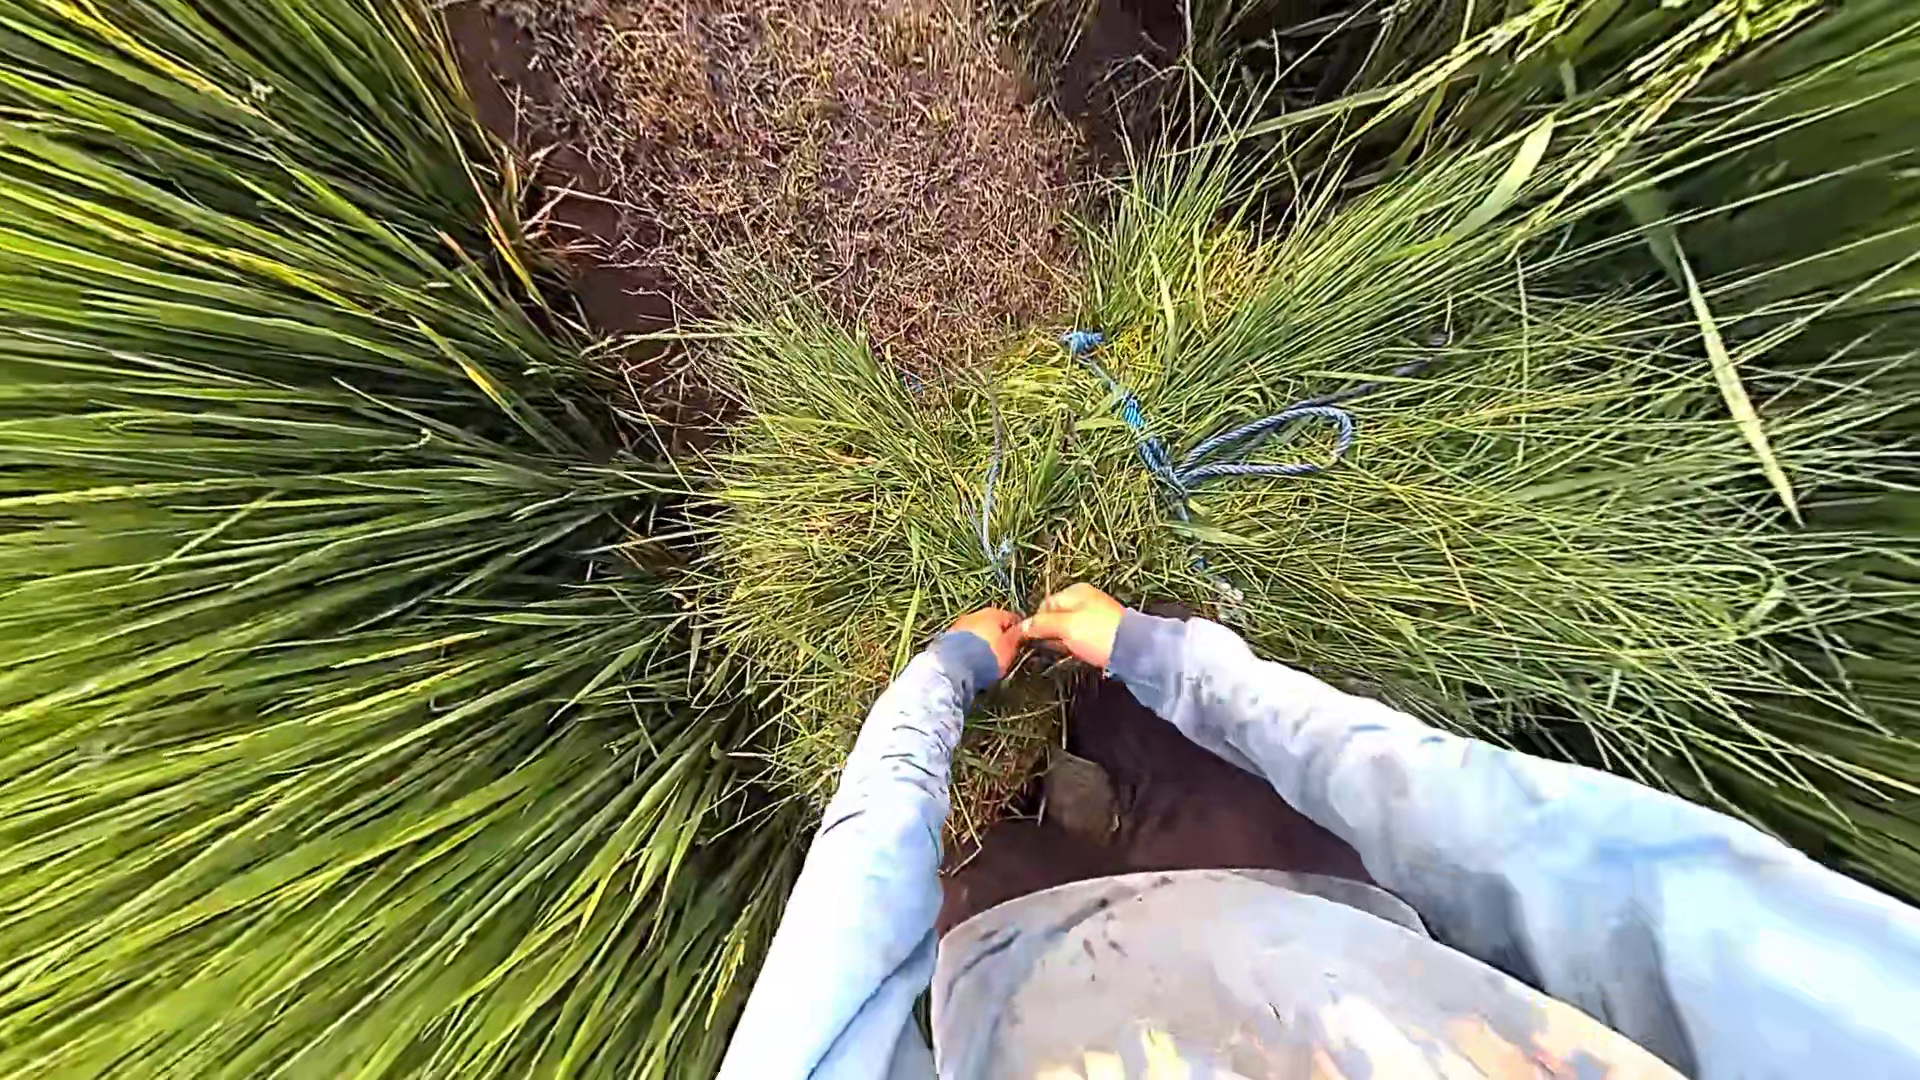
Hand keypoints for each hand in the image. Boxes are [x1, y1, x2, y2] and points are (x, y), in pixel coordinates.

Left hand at [948, 608, 1021, 677]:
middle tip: (1005, 653)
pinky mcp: (948, 637)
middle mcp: (976, 613)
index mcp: (994, 613)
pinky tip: (973, 660)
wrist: (954, 666)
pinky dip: (971, 648)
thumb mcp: (1010, 647)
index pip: (1013, 617)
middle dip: (999, 636)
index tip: (1023, 643)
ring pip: (978, 632)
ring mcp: (960, 624)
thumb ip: (1019, 635)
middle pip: (993, 624)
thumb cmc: (988, 655)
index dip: (1019, 631)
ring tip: (988, 659)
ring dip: (984, 642)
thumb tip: (1026, 626)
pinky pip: (966, 641)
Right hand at [1019, 583, 1125, 668]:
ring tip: (1063, 651)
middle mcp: (1084, 600)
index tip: (1032, 637)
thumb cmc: (1098, 633)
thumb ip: (1041, 624)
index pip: (1044, 604)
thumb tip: (1020, 627)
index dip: (1036, 621)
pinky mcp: (1101, 633)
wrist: (1134, 650)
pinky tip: (1074, 653)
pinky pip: (1078, 638)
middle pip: (1055, 616)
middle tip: (1048, 646)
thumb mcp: (1065, 626)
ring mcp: (1093, 617)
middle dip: (1048, 632)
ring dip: (1060, 641)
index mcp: (1075, 592)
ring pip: (1066, 629)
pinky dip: (1073, 645)